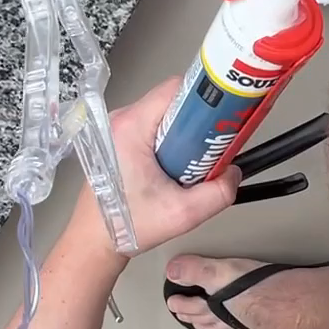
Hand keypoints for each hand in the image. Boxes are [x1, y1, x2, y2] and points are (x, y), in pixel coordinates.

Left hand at [67, 79, 240, 258]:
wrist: (95, 239)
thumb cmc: (124, 225)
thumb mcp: (182, 214)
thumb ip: (218, 193)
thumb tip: (233, 173)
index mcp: (130, 128)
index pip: (175, 89)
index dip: (203, 98)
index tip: (221, 115)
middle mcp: (121, 121)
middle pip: (172, 100)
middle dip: (198, 120)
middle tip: (212, 145)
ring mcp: (119, 129)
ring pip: (165, 113)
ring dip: (185, 132)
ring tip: (193, 160)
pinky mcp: (121, 139)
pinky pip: (155, 125)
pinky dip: (172, 139)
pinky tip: (177, 164)